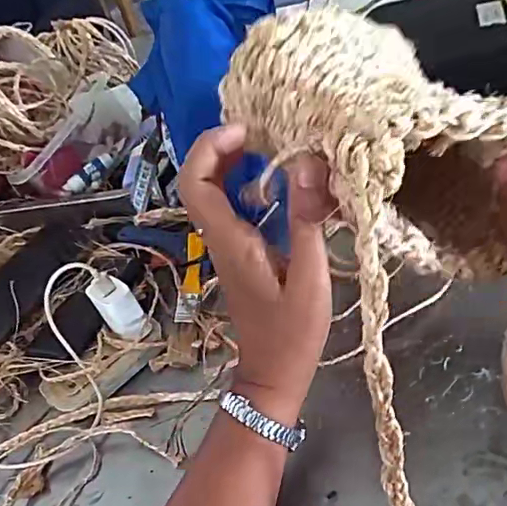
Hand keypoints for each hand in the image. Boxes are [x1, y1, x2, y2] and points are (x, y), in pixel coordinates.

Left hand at [178, 125, 335, 424]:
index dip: (210, 148)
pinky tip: (282, 187)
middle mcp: (222, 240)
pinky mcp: (242, 256)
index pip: (196, 184)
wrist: (273, 374)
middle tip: (260, 132)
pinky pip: (234, 210)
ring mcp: (229, 249)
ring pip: (215, 194)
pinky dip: (250, 188)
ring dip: (235, 165)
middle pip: (200, 182)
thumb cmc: (292, 334)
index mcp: (231, 242)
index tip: (246, 131)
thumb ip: (307, 222)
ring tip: (273, 149)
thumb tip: (306, 164)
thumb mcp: (310, 279)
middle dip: (221, 148)